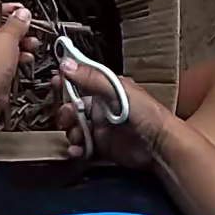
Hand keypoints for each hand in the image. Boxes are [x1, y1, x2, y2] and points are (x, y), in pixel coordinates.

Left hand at [0, 4, 36, 112]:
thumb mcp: (8, 38)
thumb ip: (17, 23)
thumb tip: (23, 14)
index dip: (8, 10)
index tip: (22, 11)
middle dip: (16, 30)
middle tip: (29, 30)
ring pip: (0, 46)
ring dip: (18, 45)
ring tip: (31, 45)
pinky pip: (0, 61)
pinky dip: (13, 58)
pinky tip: (24, 58)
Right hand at [51, 57, 176, 168]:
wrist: (159, 146)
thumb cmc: (145, 113)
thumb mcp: (117, 90)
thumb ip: (91, 78)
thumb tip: (66, 64)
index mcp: (106, 89)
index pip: (80, 81)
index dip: (66, 82)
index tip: (54, 82)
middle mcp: (101, 107)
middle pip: (72, 108)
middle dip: (66, 114)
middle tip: (67, 119)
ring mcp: (100, 127)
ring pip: (74, 128)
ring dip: (71, 132)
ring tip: (77, 138)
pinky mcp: (101, 146)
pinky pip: (81, 146)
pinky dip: (76, 148)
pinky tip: (77, 150)